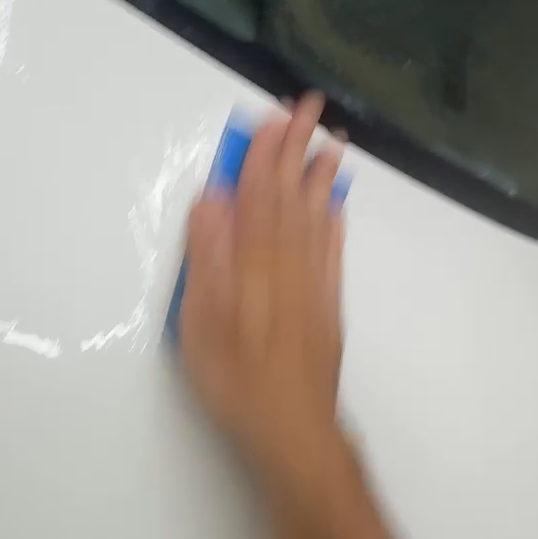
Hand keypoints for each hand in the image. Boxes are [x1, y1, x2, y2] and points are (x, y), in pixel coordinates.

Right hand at [178, 92, 346, 490]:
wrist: (293, 432)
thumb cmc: (236, 375)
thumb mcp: (201, 318)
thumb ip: (207, 254)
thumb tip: (211, 197)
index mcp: (255, 258)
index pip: (260, 191)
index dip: (265, 150)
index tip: (273, 114)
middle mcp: (288, 259)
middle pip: (292, 191)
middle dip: (298, 145)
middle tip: (309, 106)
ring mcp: (312, 280)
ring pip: (317, 213)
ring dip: (322, 173)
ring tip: (331, 140)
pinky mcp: (325, 302)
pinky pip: (333, 247)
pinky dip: (335, 218)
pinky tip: (336, 203)